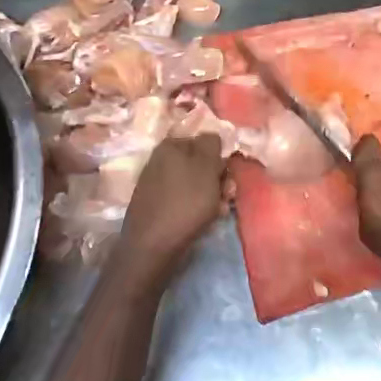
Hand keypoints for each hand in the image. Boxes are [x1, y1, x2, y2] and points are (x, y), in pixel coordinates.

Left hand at [120, 135, 227, 276]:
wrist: (153, 244)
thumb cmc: (185, 202)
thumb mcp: (206, 167)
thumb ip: (211, 144)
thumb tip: (211, 136)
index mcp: (170, 145)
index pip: (205, 141)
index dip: (219, 158)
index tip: (227, 176)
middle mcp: (161, 159)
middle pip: (200, 163)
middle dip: (217, 179)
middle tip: (226, 196)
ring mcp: (157, 182)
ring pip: (195, 183)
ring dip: (211, 195)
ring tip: (217, 212)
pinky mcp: (157, 203)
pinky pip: (184, 199)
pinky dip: (196, 207)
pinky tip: (205, 220)